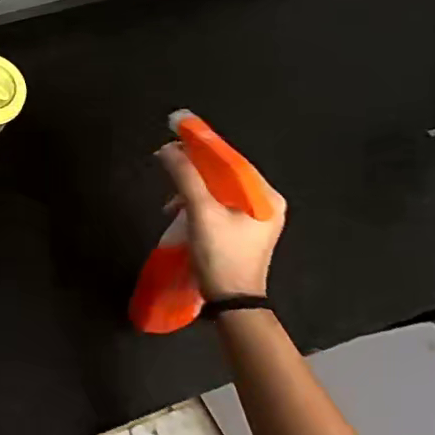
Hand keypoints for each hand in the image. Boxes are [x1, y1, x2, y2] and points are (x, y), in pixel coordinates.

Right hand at [156, 142, 286, 297]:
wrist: (231, 303)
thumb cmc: (221, 255)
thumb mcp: (201, 212)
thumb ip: (185, 177)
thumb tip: (167, 149)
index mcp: (266, 197)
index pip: (231, 159)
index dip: (203, 145)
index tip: (177, 131)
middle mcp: (265, 203)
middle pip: (224, 172)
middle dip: (194, 167)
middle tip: (169, 158)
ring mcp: (254, 218)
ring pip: (218, 188)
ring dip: (192, 187)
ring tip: (170, 195)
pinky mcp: (240, 230)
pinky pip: (216, 203)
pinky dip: (196, 201)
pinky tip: (177, 208)